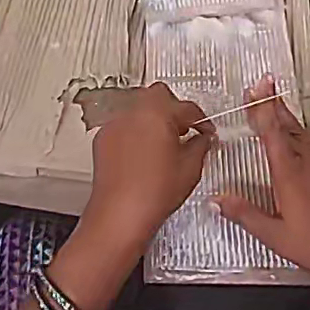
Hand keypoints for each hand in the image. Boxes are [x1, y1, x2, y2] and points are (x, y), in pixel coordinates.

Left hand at [83, 83, 214, 244]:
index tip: (206, 130)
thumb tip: (202, 139)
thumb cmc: (151, 193)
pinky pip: (123, 125)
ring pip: (138, 109)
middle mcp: (132, 113)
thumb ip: (200, 145)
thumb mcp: (190, 168)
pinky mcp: (103, 139)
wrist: (120, 214)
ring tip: (165, 142)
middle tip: (185, 128)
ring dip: (153, 119)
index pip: (186, 107)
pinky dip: (135, 132)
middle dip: (174, 109)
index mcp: (157, 114)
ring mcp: (114, 125)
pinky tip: (145, 152)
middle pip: (158, 95)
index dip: (201, 120)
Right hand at [215, 77, 309, 309]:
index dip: (262, 107)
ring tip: (278, 99)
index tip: (255, 88)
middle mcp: (309, 162)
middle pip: (285, 125)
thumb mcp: (276, 236)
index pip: (271, 132)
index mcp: (289, 174)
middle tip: (258, 88)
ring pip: (305, 130)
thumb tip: (218, 200)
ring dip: (290, 114)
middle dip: (270, 105)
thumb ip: (244, 214)